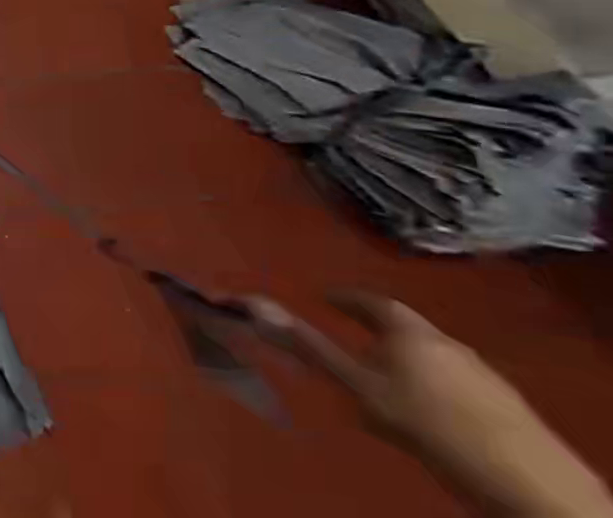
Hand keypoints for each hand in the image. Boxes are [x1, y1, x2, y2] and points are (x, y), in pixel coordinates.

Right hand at [250, 294, 612, 517]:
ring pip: (432, 353)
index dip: (346, 297)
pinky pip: (454, 377)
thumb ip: (308, 347)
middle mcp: (448, 342)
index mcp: (409, 331)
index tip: (325, 297)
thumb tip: (256, 306)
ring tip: (383, 373)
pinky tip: (425, 403)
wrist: (524, 482)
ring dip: (404, 356)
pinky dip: (430, 379)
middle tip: (350, 337)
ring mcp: (484, 373)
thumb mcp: (356, 386)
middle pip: (405, 326)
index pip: (372, 301)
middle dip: (376, 328)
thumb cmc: (424, 422)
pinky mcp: (506, 404)